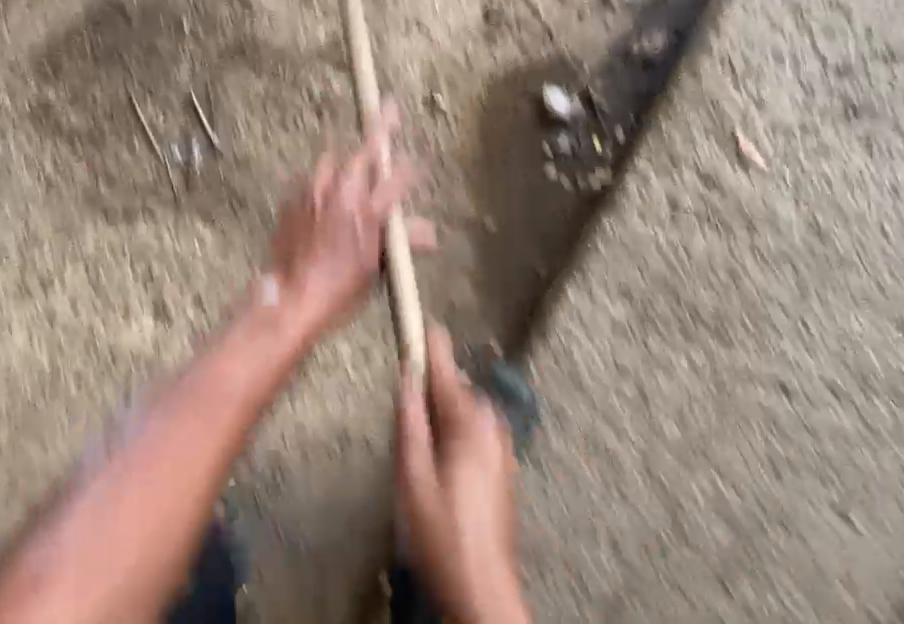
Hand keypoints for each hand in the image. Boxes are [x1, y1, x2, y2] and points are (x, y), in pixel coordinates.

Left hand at [267, 103, 427, 343]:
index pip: (397, 179)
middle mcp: (341, 194)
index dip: (409, 169)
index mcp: (368, 212)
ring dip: (346, 157)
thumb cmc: (340, 290)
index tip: (414, 164)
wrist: (291, 297)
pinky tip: (324, 189)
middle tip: (390, 105)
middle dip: (381, 127)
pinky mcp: (292, 198)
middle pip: (365, 151)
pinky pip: (310, 178)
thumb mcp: (378, 270)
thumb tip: (430, 234)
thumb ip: (400, 243)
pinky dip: (322, 179)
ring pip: (333, 159)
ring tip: (353, 154)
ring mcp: (313, 193)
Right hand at [395, 327, 528, 623]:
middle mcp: (492, 428)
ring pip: (461, 412)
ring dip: (438, 415)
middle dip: (428, 391)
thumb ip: (409, 420)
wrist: (481, 586)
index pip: (445, 368)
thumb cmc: (442, 534)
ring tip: (416, 452)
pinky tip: (435, 465)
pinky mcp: (501, 466)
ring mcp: (500, 448)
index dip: (429, 343)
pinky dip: (450, 432)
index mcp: (469, 424)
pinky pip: (471, 432)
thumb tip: (406, 377)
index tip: (420, 318)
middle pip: (453, 391)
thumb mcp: (411, 475)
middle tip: (402, 418)